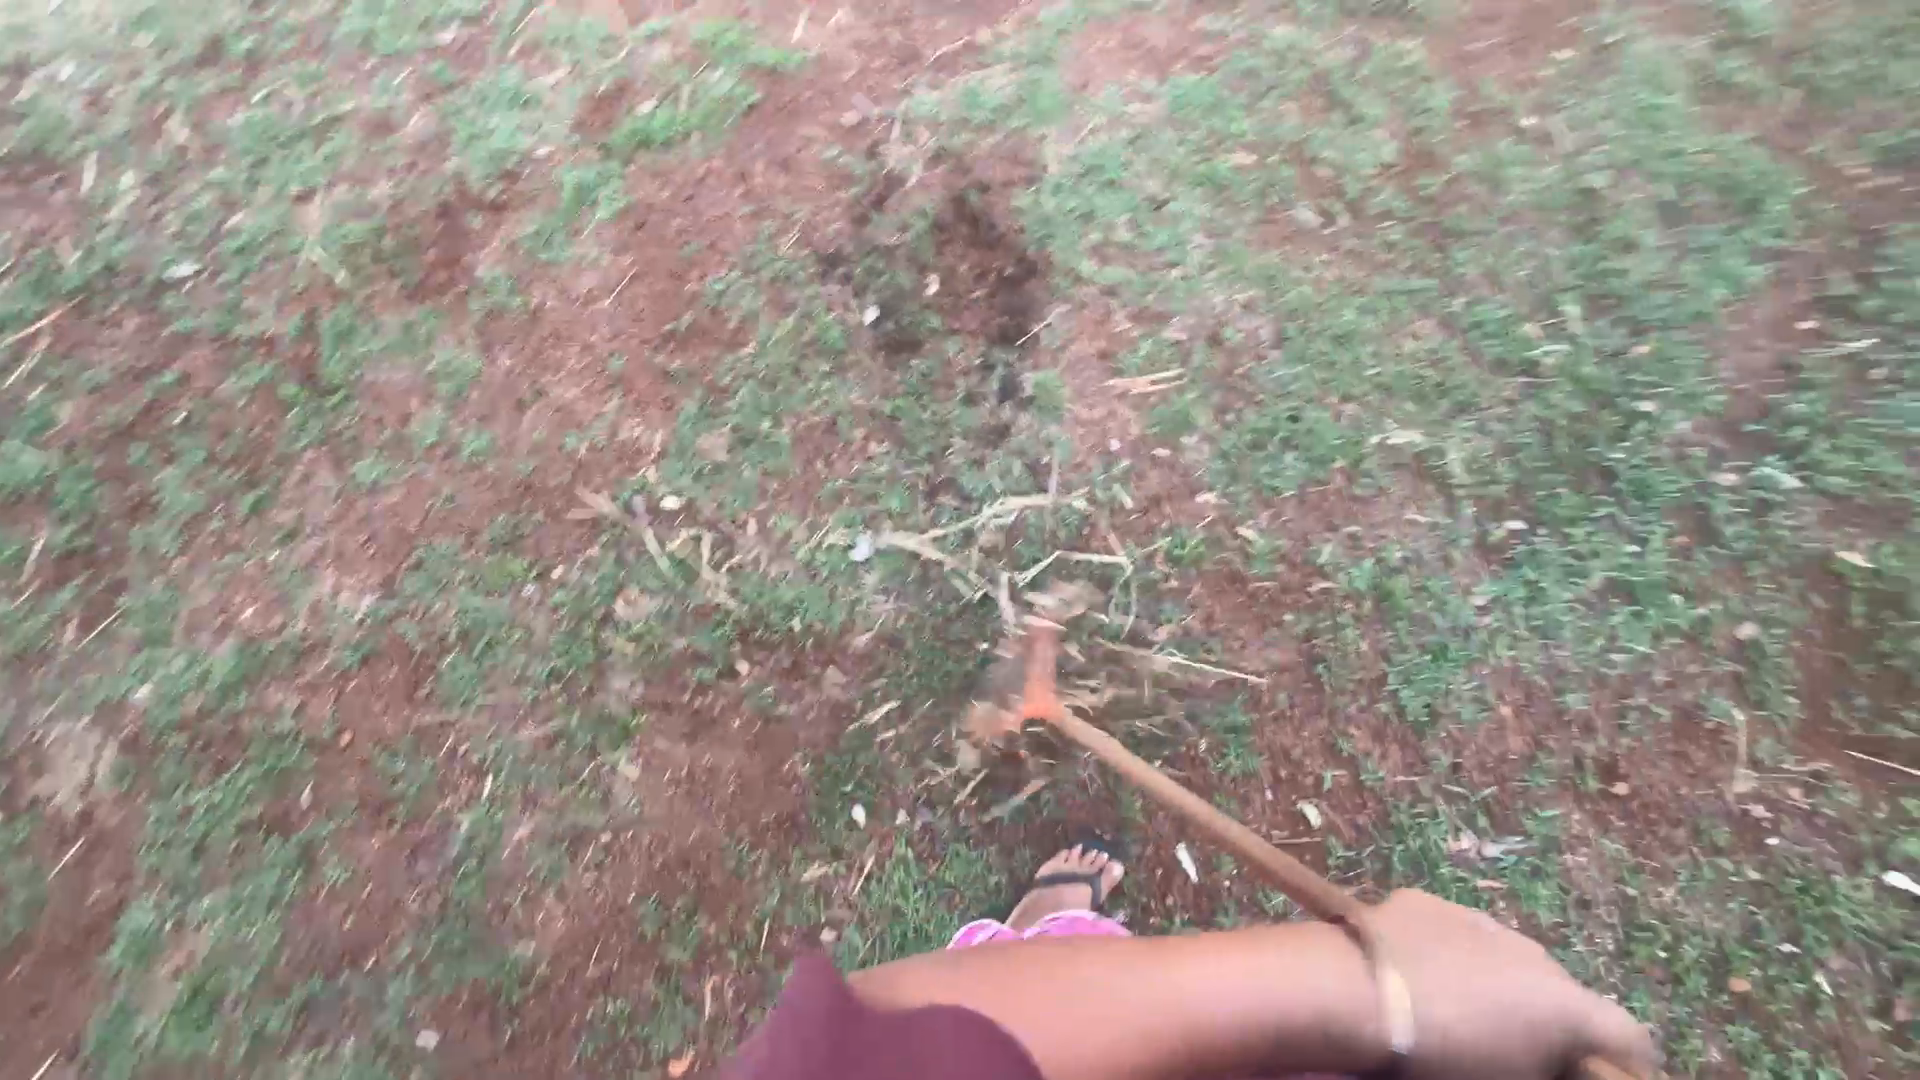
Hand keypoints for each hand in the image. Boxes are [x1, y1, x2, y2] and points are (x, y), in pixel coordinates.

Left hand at [1361, 889, 1658, 1079]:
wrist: (1355, 990)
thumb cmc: (1443, 1057)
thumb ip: (1548, 1068)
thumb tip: (1552, 1060)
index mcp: (1566, 1004)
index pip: (1631, 1037)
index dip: (1624, 1065)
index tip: (1594, 1076)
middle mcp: (1531, 952)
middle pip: (1562, 991)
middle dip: (1551, 1019)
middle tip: (1519, 1047)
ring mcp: (1474, 918)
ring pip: (1506, 955)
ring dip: (1499, 980)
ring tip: (1463, 1007)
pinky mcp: (1422, 901)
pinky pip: (1452, 931)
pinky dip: (1449, 950)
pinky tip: (1419, 970)